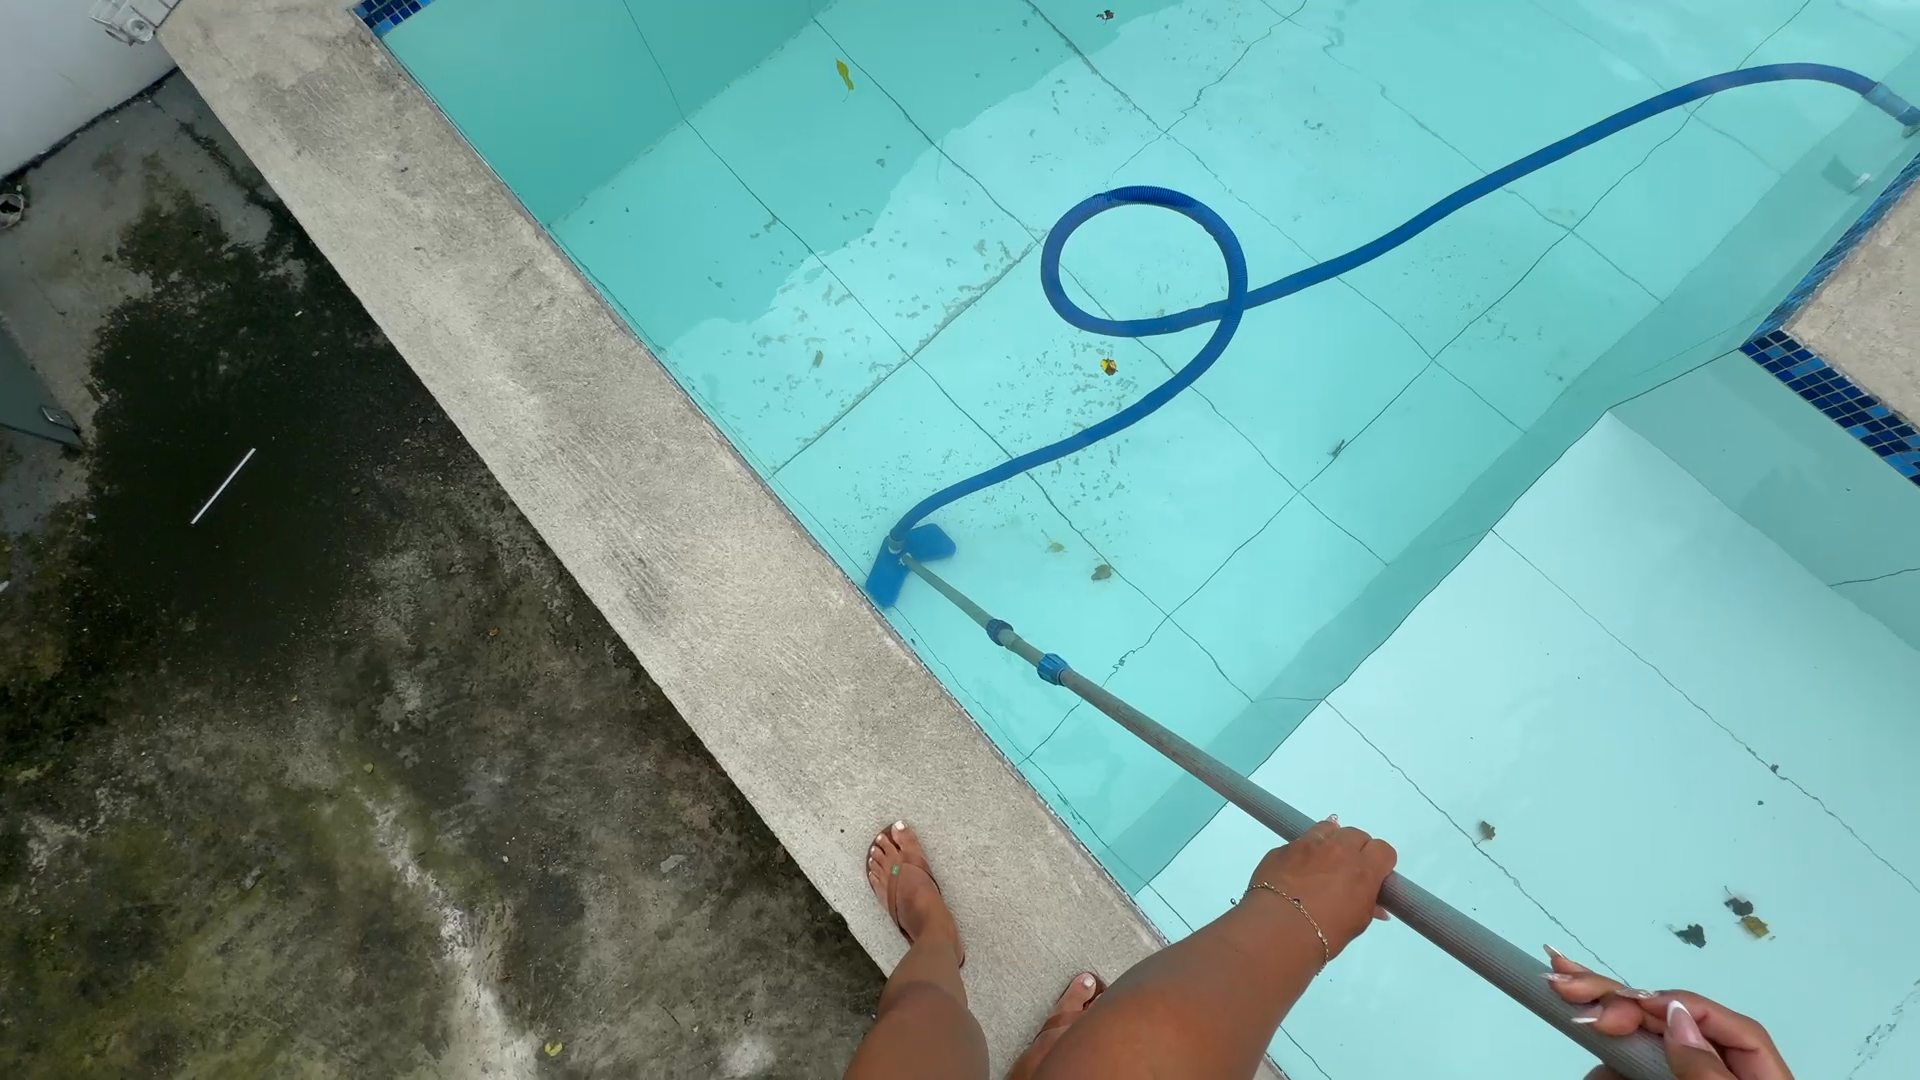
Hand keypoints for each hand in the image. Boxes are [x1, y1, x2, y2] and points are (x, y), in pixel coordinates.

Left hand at [1246, 816, 1395, 956]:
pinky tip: (1297, 871)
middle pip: (1355, 834)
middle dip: (1356, 848)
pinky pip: (1299, 841)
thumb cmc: (1327, 932)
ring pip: (1327, 829)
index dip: (1379, 861)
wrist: (1280, 926)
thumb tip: (1374, 904)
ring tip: (1324, 862)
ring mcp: (1307, 844)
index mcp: (1362, 869)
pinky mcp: (1282, 847)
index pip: (1383, 849)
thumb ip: (1367, 904)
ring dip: (1330, 841)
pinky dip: (1304, 852)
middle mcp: (1337, 849)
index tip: (1374, 873)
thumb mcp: (1357, 922)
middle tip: (1348, 869)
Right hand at [1544, 948, 1793, 1079]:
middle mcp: (1716, 1071)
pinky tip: (1562, 1004)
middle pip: (1674, 1021)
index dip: (1683, 1005)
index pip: (1735, 1030)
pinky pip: (1618, 1054)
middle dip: (1617, 996)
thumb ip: (1710, 1074)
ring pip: (1638, 1030)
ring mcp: (1674, 1073)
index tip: (1630, 1003)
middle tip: (1567, 985)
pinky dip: (1590, 1028)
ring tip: (1555, 983)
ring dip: (1593, 1002)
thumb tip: (1672, 1013)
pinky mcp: (1641, 1078)